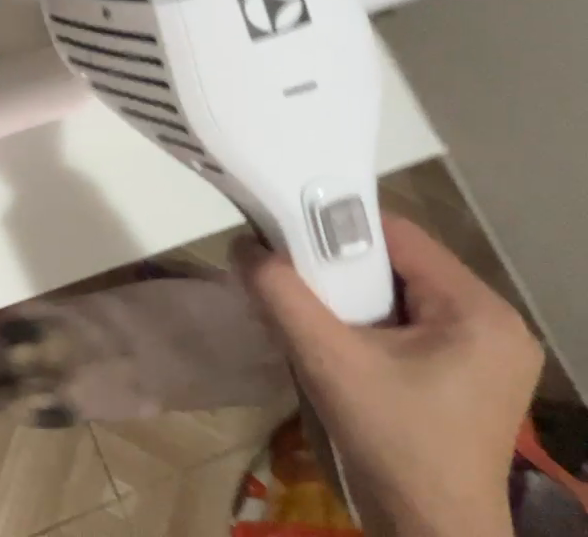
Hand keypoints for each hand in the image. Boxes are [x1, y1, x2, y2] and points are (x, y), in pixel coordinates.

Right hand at [234, 215, 541, 536]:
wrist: (428, 523)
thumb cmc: (390, 437)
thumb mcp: (324, 357)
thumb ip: (280, 293)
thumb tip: (241, 245)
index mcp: (478, 311)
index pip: (395, 234)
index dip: (332, 225)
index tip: (279, 231)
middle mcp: (491, 321)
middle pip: (392, 261)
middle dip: (332, 265)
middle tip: (283, 274)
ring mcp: (481, 349)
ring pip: (391, 290)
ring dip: (340, 293)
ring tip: (300, 308)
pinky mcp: (461, 370)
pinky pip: (399, 318)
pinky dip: (356, 317)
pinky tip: (326, 337)